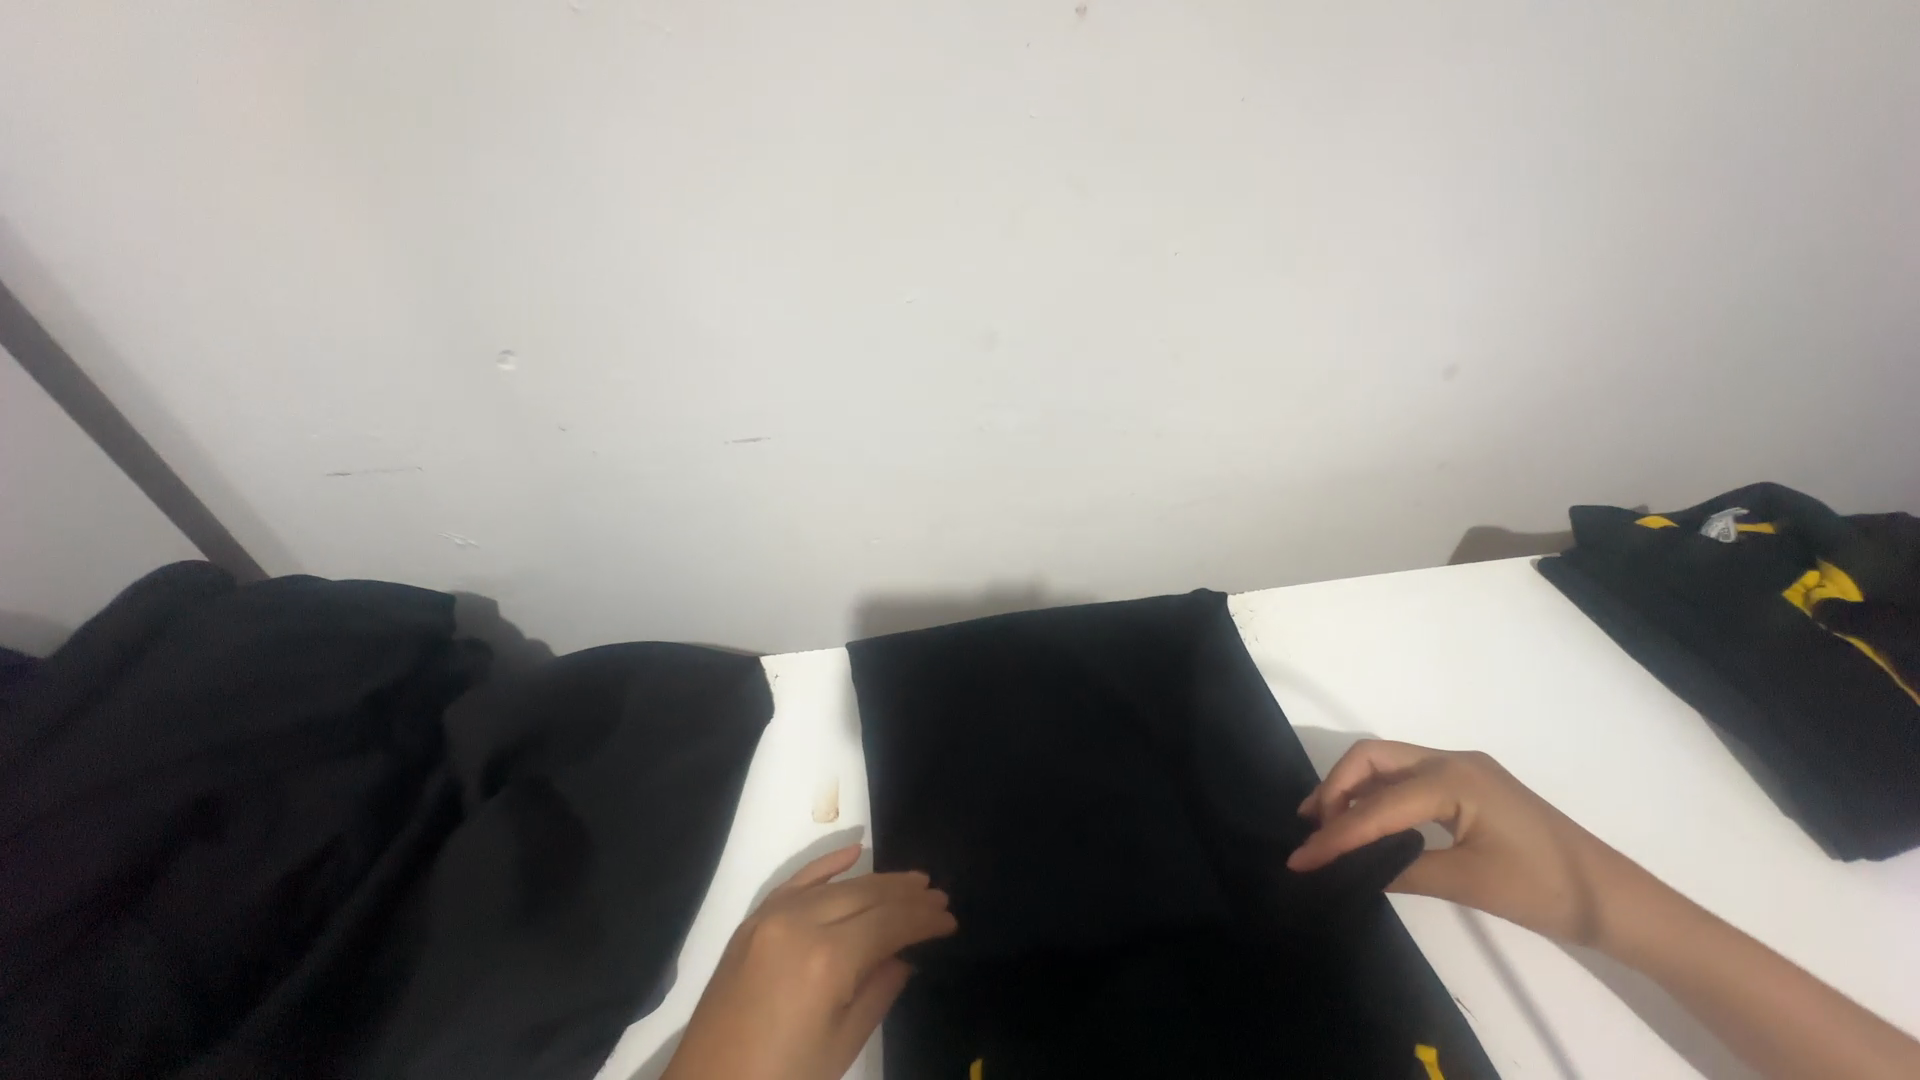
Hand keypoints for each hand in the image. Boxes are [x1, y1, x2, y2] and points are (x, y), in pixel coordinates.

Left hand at [662, 844, 956, 1079]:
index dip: (923, 919)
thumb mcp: (842, 1044)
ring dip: (878, 881)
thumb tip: (904, 954)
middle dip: (906, 896)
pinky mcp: (753, 921)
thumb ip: (879, 990)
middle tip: (938, 896)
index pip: (889, 923)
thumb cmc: (782, 1077)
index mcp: (827, 960)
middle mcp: (801, 923)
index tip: (950, 920)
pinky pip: (797, 880)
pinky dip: (828, 864)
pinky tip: (856, 853)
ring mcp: (772, 917)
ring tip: (912, 882)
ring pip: (837, 885)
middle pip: (867, 895)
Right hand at [1286, 740, 1648, 946]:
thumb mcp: (1467, 883)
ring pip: (1386, 764)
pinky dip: (1378, 796)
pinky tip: (1369, 824)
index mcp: (1452, 779)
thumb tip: (1348, 870)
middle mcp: (1452, 760)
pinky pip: (1406, 778)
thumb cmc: (1546, 889)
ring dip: (1352, 790)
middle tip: (1314, 830)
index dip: (1334, 835)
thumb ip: (1400, 869)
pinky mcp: (1469, 784)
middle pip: (1371, 758)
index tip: (1299, 859)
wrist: (1618, 900)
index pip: (1376, 806)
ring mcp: (1462, 769)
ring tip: (1328, 826)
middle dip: (1334, 790)